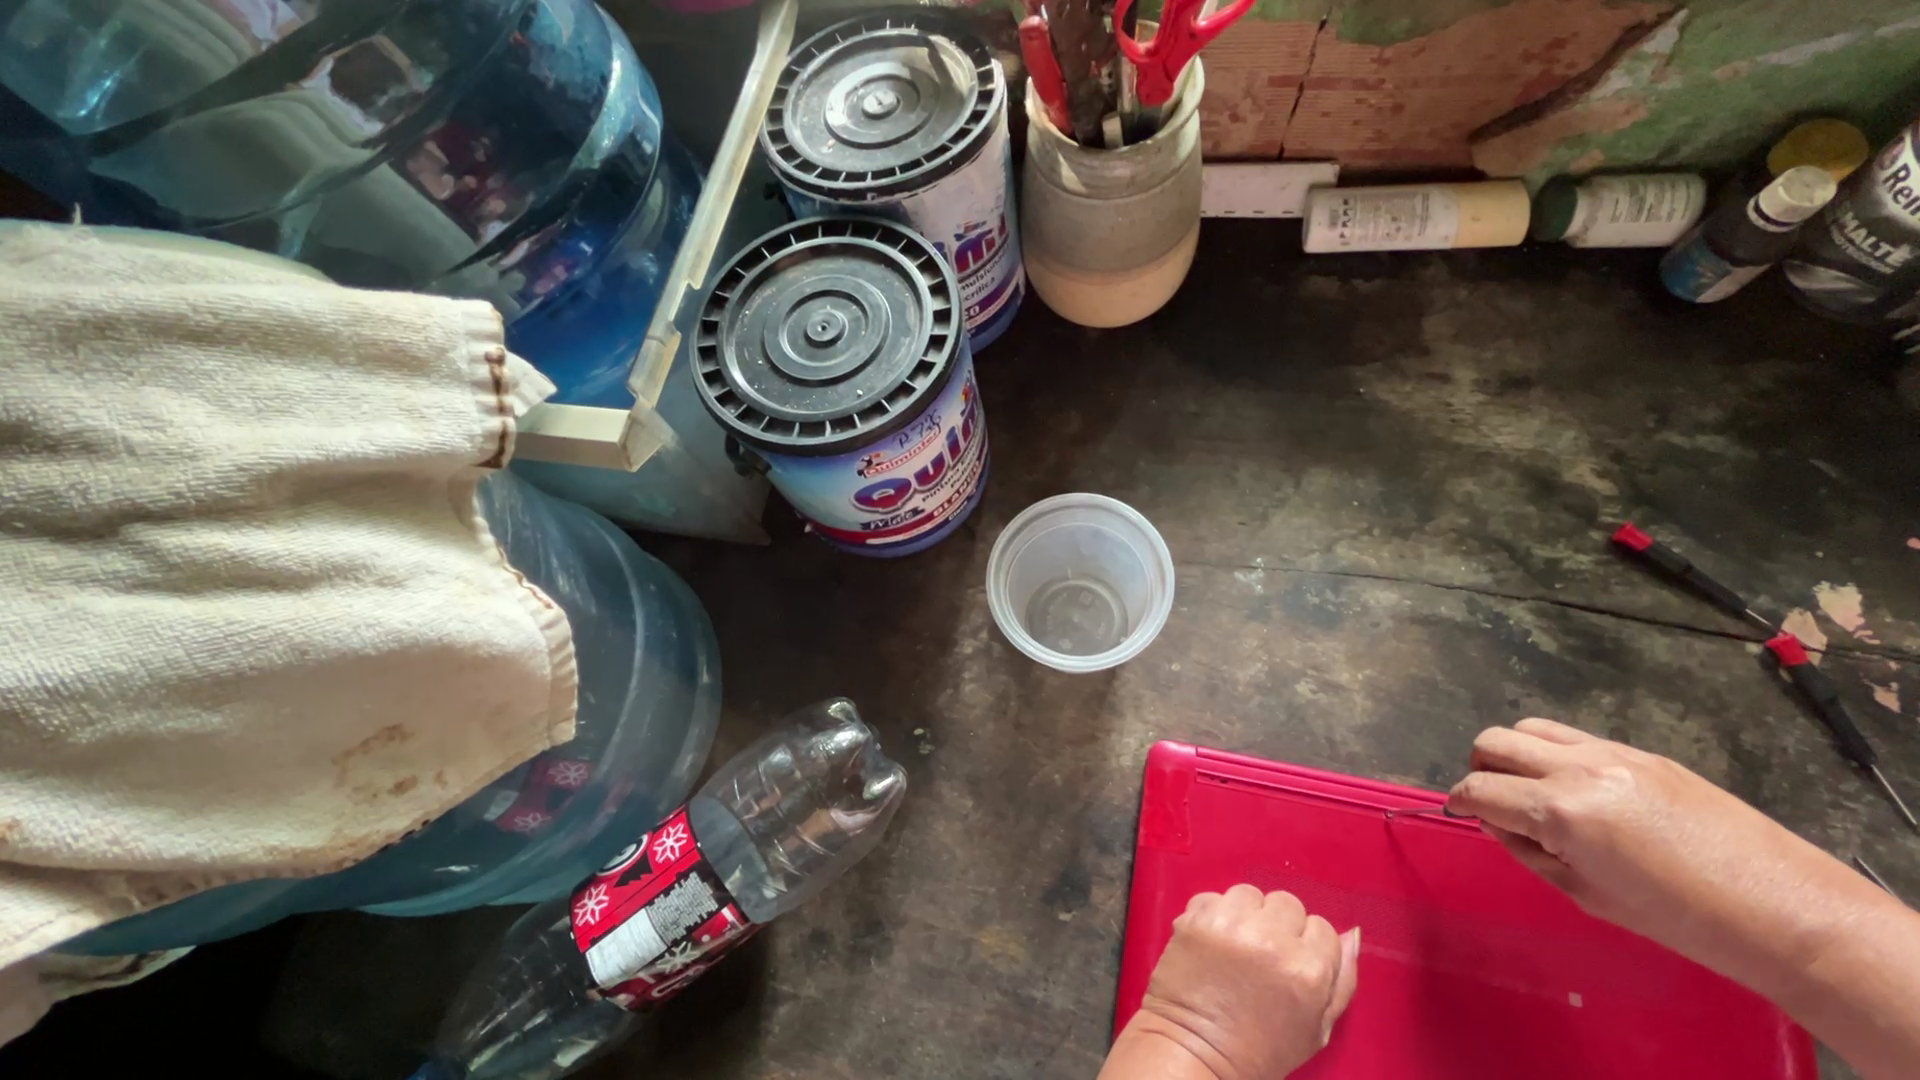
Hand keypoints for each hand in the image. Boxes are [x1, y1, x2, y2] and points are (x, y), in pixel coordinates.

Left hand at [1132, 885, 1358, 1079]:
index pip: (1322, 927)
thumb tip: (1351, 933)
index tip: (1291, 964)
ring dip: (1246, 914)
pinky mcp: (1196, 918)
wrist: (1196, 1052)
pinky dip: (1214, 914)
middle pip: (1287, 904)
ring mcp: (1230, 924)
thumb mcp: (1317, 1028)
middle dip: (1278, 924)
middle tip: (1263, 953)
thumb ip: (1341, 980)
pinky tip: (1212, 942)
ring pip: (1250, 894)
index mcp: (1308, 969)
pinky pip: (1213, 897)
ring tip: (1236, 945)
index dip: (1307, 946)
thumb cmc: (1262, 1049)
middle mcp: (1270, 939)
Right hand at [1448, 718, 1883, 995]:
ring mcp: (1613, 753)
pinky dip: (1554, 754)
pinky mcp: (1644, 751)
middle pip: (1493, 742)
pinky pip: (1574, 736)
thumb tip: (1498, 823)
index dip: (1458, 801)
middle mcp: (1577, 768)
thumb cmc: (1680, 919)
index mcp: (1560, 811)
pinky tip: (1578, 788)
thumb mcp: (1586, 894)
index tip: (1457, 812)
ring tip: (1531, 786)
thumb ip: (1530, 851)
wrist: (1786, 911)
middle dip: (1479, 769)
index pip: (1479, 789)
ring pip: (1528, 727)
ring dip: (1513, 753)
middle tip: (1494, 801)